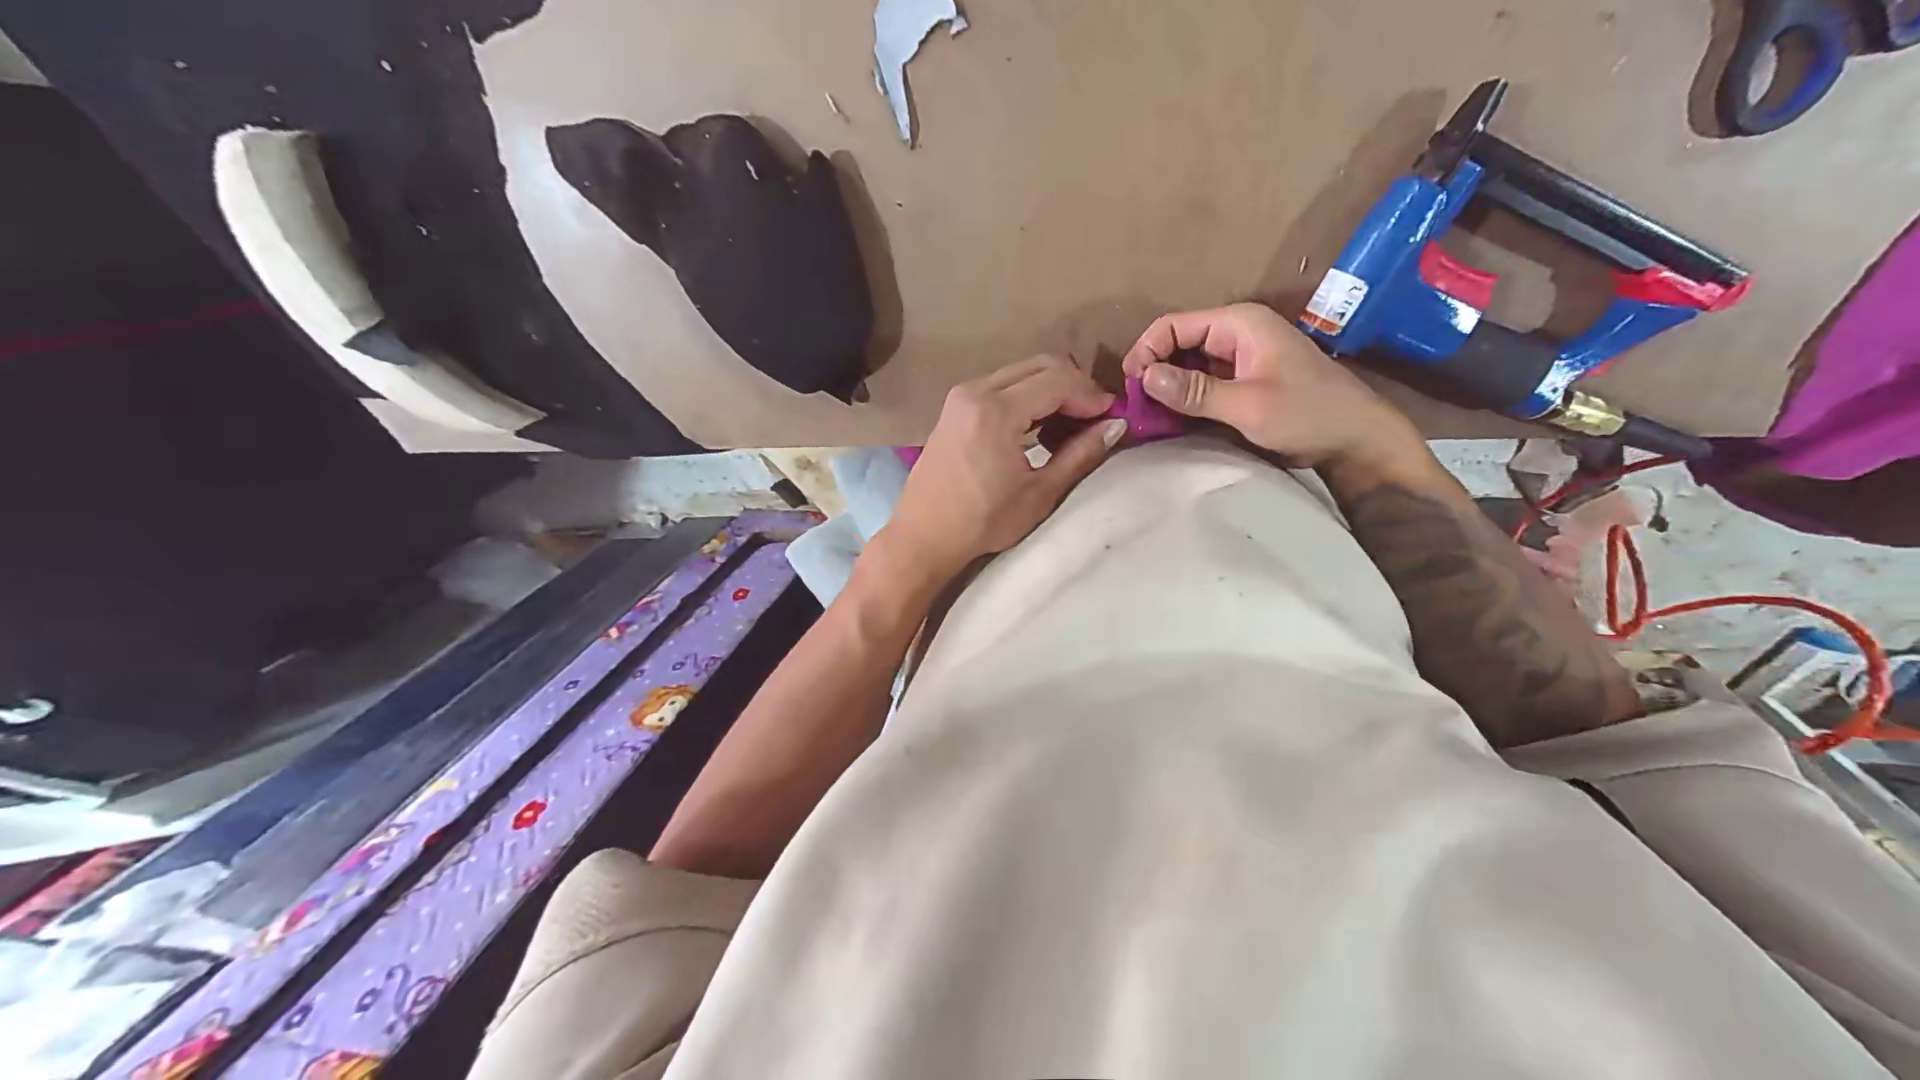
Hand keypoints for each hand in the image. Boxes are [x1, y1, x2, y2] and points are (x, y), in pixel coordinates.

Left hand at [883, 354, 1126, 578]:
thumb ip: (1080, 454)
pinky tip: (1039, 426)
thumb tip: (1116, 426)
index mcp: (995, 411)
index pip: (1058, 380)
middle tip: (1094, 418)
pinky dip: (1027, 395)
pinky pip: (1001, 385)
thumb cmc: (982, 521)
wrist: (923, 536)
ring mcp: (960, 396)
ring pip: (1020, 372)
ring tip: (1070, 425)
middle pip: (1040, 365)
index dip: (1091, 395)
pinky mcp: (954, 407)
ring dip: (1050, 389)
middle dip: (1074, 386)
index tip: (1111, 416)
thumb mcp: (1040, 493)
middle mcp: (975, 391)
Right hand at [1121, 302, 1424, 469]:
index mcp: (1239, 324)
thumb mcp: (1248, 404)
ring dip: (1166, 389)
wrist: (1354, 440)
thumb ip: (1195, 391)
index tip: (1130, 389)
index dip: (1146, 352)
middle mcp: (1235, 335)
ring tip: (1148, 418)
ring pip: (1186, 366)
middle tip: (1136, 408)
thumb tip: (1144, 378)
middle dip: (1153, 372)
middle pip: (1176, 343)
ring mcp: (1238, 360)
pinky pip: (1200, 385)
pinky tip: (1170, 421)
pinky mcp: (1240, 383)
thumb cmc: (1308, 414)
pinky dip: (1182, 400)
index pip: (1173, 325)